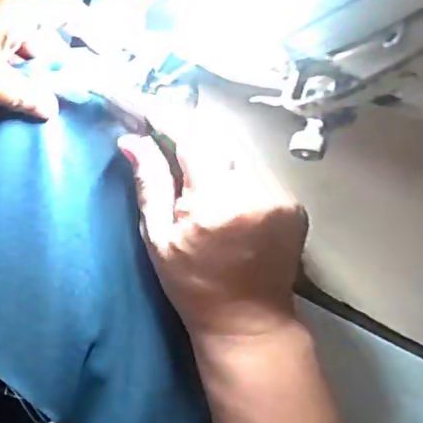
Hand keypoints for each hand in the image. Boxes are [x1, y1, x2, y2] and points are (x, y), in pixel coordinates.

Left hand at [0, 0, 93, 119]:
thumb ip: (23, 95)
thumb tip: (50, 109)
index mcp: (14, 7)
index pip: (66, 10)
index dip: (92, 29)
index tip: (109, 51)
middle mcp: (1, 6)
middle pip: (44, 28)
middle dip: (60, 56)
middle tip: (76, 85)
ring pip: (19, 40)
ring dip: (33, 64)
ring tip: (46, 93)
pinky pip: (0, 46)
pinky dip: (12, 64)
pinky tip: (13, 87)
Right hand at [118, 112, 307, 342]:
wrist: (248, 320)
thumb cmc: (191, 283)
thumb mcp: (158, 236)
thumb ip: (150, 183)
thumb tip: (132, 139)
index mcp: (219, 202)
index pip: (192, 137)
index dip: (161, 114)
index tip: (134, 101)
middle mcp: (258, 191)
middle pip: (217, 136)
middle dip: (181, 124)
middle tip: (147, 119)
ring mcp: (281, 196)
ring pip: (235, 149)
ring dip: (203, 142)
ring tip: (171, 144)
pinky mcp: (291, 202)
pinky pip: (251, 168)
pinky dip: (224, 162)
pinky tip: (205, 173)